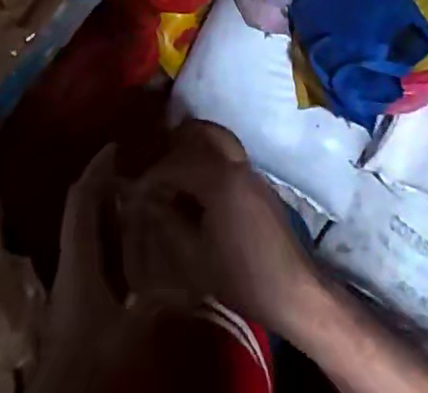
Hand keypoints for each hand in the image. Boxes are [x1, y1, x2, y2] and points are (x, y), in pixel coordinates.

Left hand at [33, 144, 165, 392]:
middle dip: (103, 183)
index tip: (116, 146)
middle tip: (136, 168)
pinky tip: (132, 241)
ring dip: (106, 208)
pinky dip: (109, 233)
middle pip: (81, 209)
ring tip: (138, 196)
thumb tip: (192, 283)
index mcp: (77, 258)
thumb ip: (159, 303)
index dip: (97, 169)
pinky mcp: (77, 295)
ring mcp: (71, 277)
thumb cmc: (90, 357)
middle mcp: (70, 260)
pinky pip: (92, 249)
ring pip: (85, 228)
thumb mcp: (128, 330)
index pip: (82, 200)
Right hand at [121, 120, 322, 333]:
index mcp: (219, 179)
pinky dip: (211, 161)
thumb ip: (168, 221)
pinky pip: (231, 158)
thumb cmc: (240, 276)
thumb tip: (146, 201)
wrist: (292, 292)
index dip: (152, 176)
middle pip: (203, 135)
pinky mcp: (261, 186)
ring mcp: (253, 173)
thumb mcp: (194, 255)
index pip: (176, 163)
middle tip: (154, 167)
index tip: (135, 191)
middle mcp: (237, 166)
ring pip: (220, 143)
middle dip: (175, 146)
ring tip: (174, 174)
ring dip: (195, 150)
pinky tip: (198, 190)